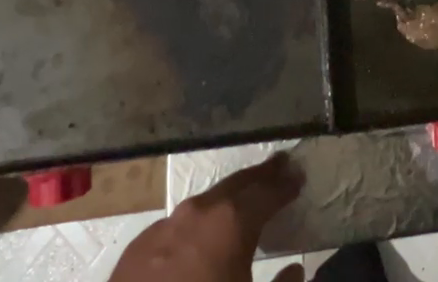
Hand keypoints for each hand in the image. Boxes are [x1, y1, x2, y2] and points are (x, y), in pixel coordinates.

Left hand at [110, 155, 302, 281]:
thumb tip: (294, 271)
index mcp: (231, 222)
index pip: (268, 190)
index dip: (286, 183)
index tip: (298, 174)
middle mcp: (198, 213)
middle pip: (236, 185)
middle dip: (259, 177)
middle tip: (278, 167)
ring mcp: (164, 227)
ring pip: (205, 204)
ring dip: (227, 200)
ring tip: (242, 202)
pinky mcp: (138, 248)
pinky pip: (178, 226)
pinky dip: (197, 225)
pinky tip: (199, 240)